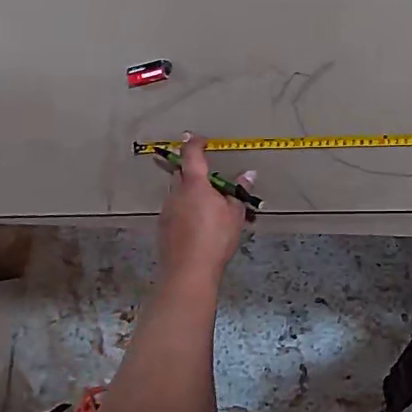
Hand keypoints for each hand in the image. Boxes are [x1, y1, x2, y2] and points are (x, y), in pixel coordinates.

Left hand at [157, 133, 254, 279]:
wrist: (188, 271)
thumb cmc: (215, 238)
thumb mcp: (235, 214)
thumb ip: (239, 192)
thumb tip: (248, 174)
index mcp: (194, 184)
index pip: (191, 154)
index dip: (195, 143)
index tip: (200, 139)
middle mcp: (176, 192)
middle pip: (181, 172)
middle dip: (193, 170)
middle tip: (210, 178)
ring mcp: (167, 209)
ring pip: (177, 191)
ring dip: (189, 192)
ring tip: (208, 206)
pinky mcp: (163, 226)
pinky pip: (175, 209)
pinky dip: (185, 209)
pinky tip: (197, 224)